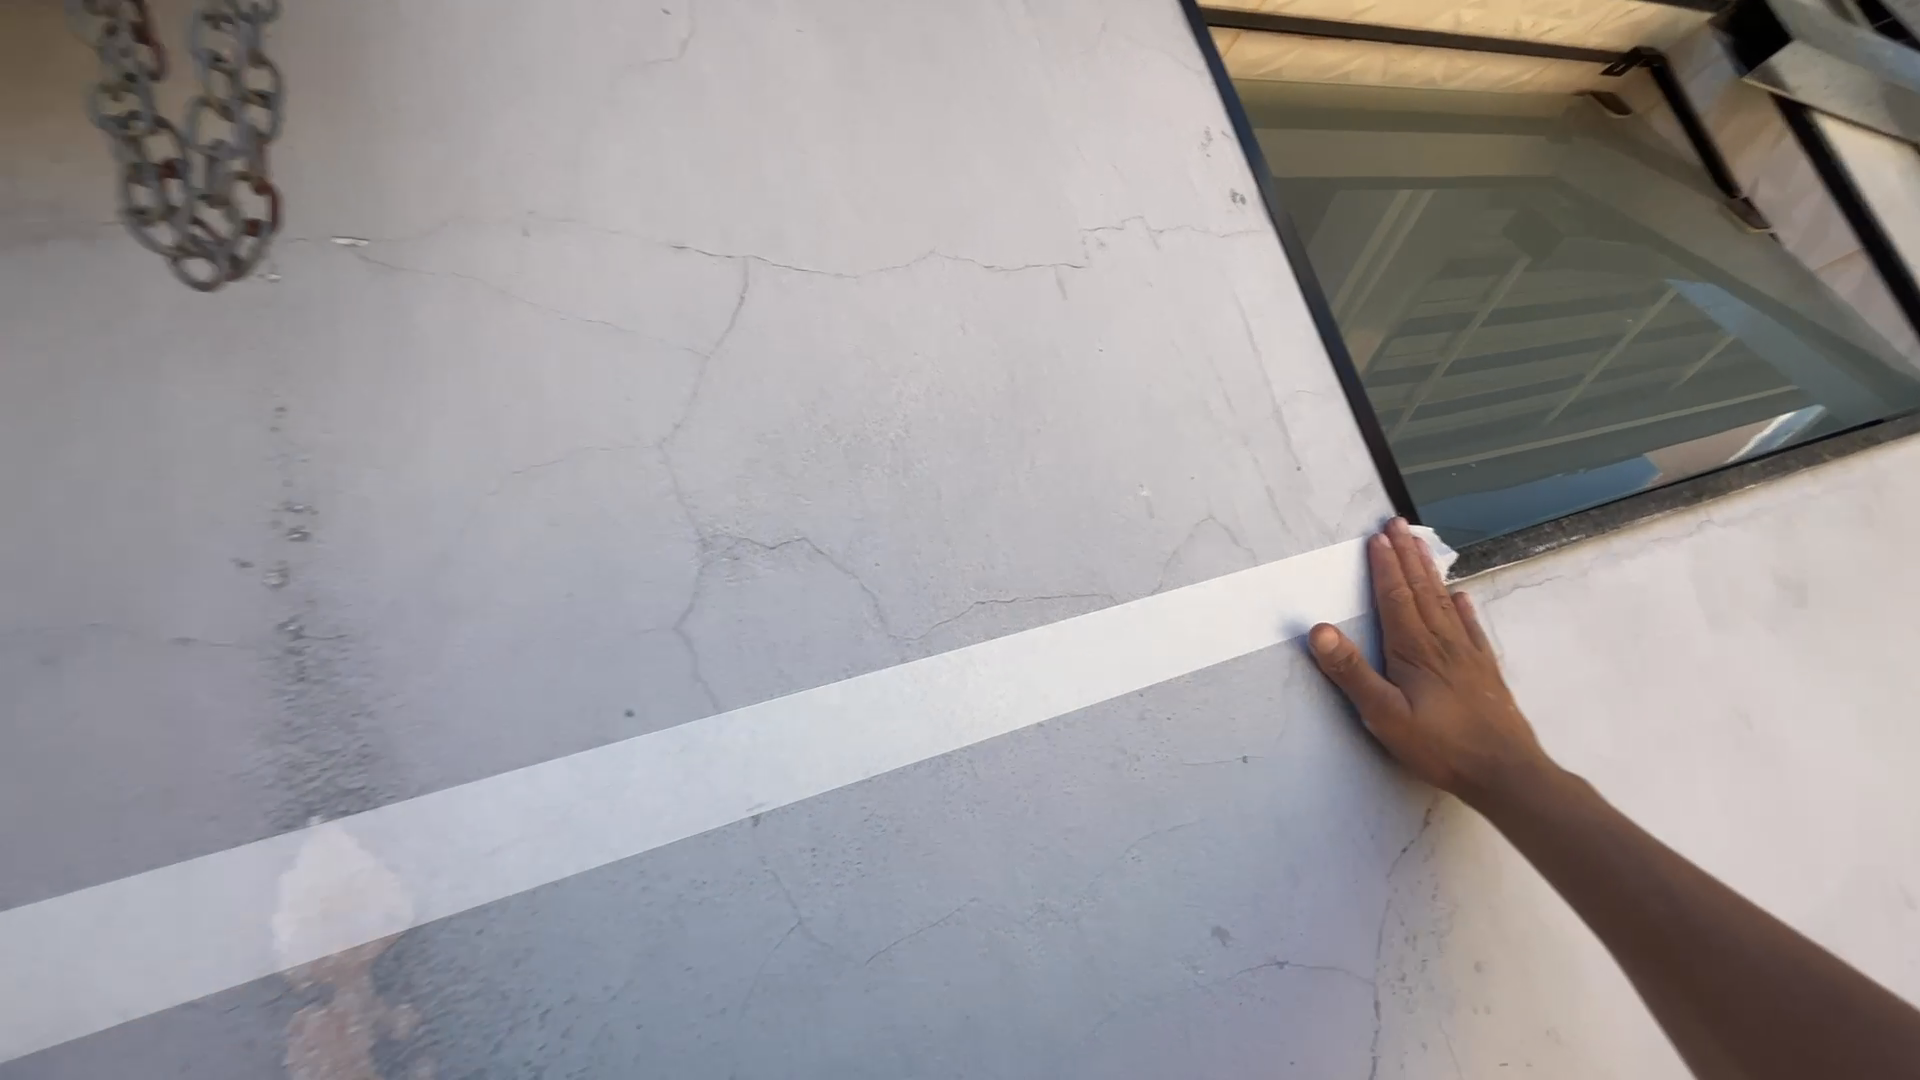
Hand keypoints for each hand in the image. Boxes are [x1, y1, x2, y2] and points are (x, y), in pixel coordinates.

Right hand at [1309, 519, 1551, 805]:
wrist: (1507, 774)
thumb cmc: (1439, 746)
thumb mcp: (1383, 714)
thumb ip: (1350, 671)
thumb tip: (1319, 630)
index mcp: (1412, 650)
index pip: (1395, 597)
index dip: (1384, 566)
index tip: (1376, 537)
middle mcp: (1440, 643)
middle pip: (1420, 590)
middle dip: (1406, 555)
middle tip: (1397, 523)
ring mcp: (1466, 655)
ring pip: (1444, 602)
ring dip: (1430, 571)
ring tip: (1421, 545)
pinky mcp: (1484, 671)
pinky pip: (1471, 629)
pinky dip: (1463, 608)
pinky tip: (1461, 597)